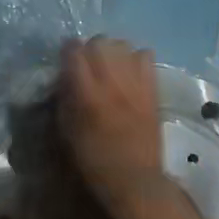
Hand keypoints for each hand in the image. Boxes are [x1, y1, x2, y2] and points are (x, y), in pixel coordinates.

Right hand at [57, 37, 166, 215]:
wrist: (134, 178)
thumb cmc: (94, 159)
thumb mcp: (66, 129)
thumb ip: (65, 97)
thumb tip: (66, 76)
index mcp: (86, 92)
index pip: (74, 50)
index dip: (67, 52)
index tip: (66, 61)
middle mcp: (111, 80)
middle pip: (99, 41)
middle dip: (90, 49)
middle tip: (88, 65)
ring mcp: (135, 81)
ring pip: (122, 44)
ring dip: (112, 51)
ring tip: (110, 67)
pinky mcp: (152, 86)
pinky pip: (145, 54)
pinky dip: (135, 58)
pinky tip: (130, 73)